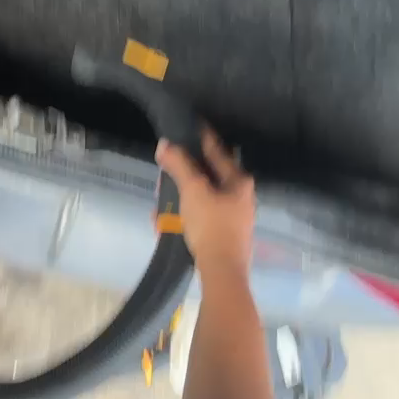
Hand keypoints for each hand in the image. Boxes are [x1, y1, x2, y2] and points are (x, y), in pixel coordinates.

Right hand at [155, 128, 255, 282]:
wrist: (222, 274)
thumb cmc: (211, 226)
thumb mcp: (192, 190)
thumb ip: (178, 165)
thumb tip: (165, 144)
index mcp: (238, 181)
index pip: (216, 149)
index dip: (200, 136)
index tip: (187, 124)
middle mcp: (239, 196)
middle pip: (205, 175)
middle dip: (180, 176)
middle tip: (163, 175)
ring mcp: (232, 216)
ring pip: (199, 196)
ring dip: (177, 199)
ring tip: (160, 206)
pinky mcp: (223, 233)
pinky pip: (198, 215)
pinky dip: (182, 216)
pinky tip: (165, 223)